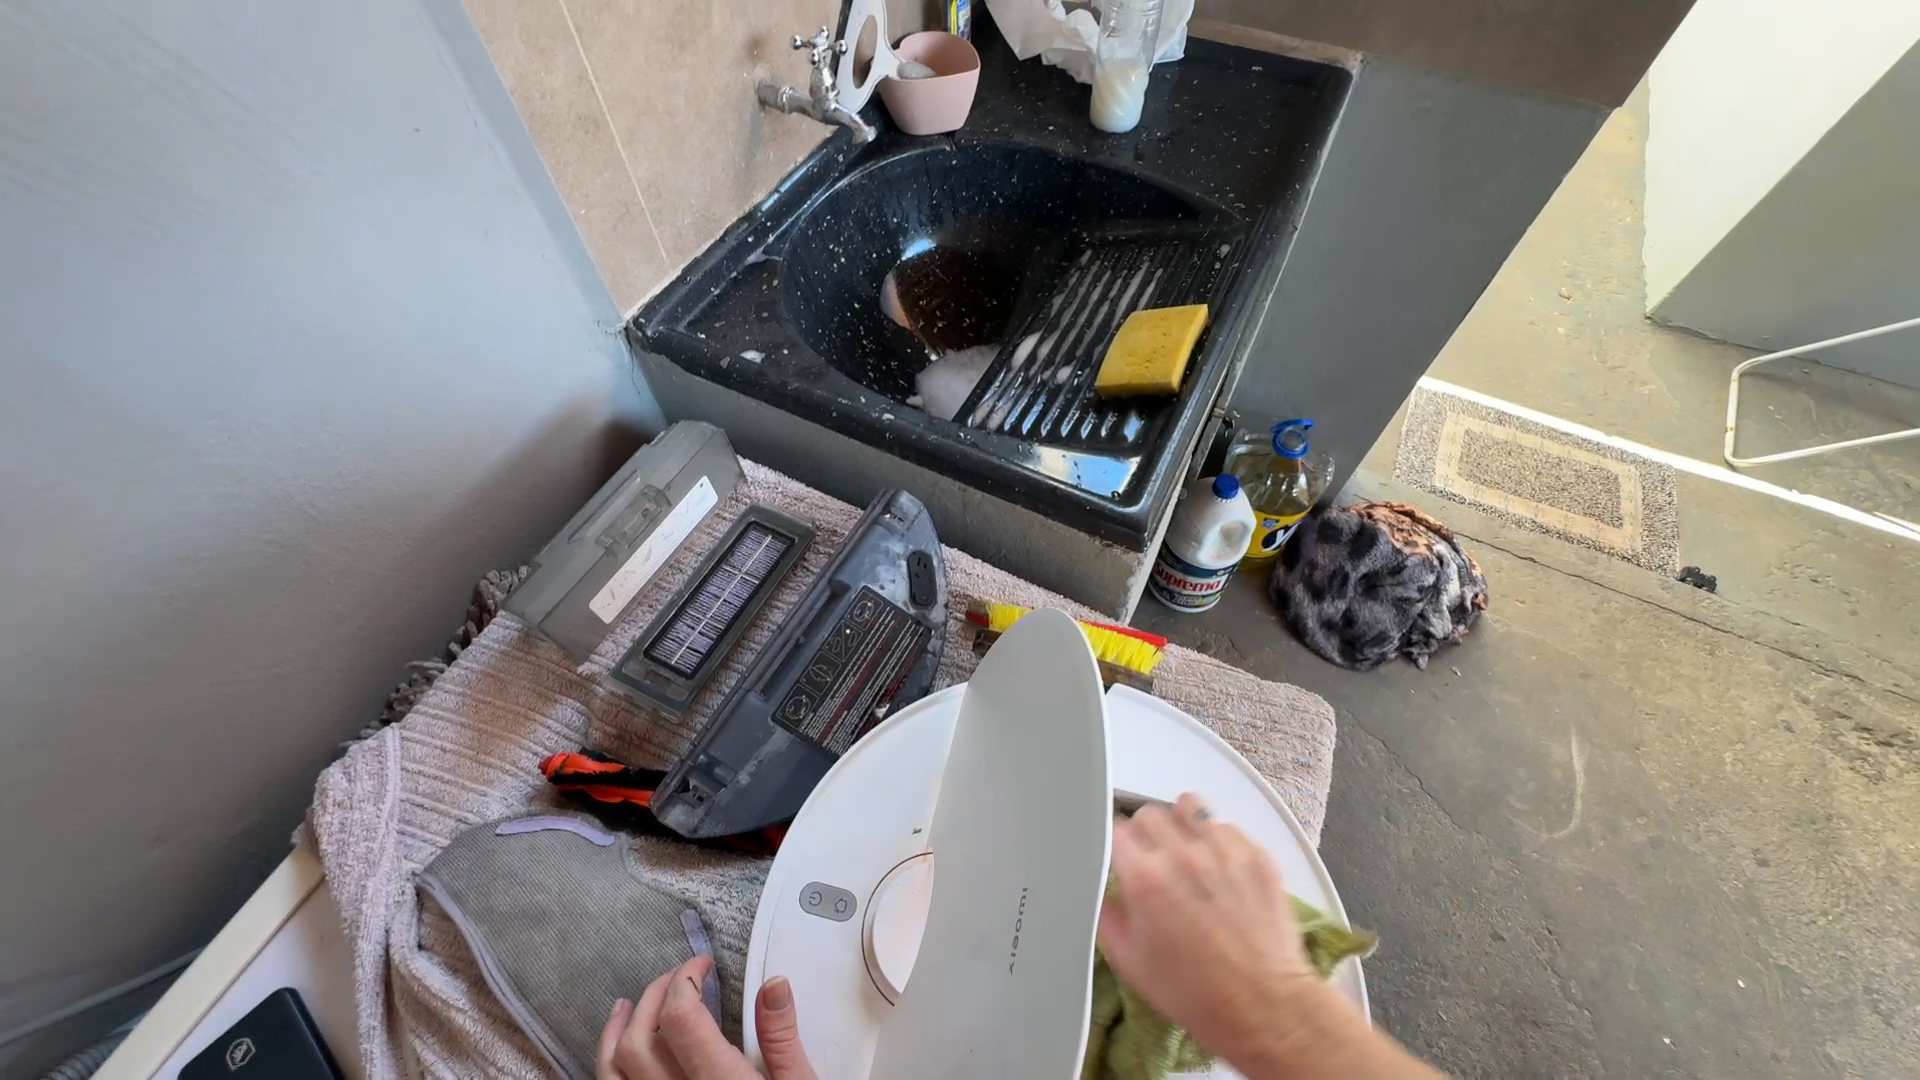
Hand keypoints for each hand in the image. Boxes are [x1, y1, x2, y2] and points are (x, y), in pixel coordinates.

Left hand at [596, 954, 815, 1079]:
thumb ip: (782, 1038)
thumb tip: (772, 984)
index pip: (681, 1018)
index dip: (684, 978)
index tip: (701, 965)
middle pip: (638, 1042)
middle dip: (653, 996)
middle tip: (676, 977)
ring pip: (610, 1077)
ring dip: (613, 1035)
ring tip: (625, 1007)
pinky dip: (607, 1075)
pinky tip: (618, 1060)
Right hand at [1097, 793, 1320, 1064]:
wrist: (1266, 1009)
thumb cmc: (1195, 992)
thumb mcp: (1129, 961)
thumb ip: (1105, 912)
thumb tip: (1103, 885)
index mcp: (1146, 878)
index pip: (1116, 829)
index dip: (1115, 844)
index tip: (1121, 858)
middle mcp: (1183, 855)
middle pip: (1149, 812)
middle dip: (1145, 834)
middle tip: (1152, 859)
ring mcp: (1223, 851)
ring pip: (1189, 808)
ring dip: (1182, 828)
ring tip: (1187, 854)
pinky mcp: (1256, 856)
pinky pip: (1226, 826)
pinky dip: (1218, 840)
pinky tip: (1220, 867)